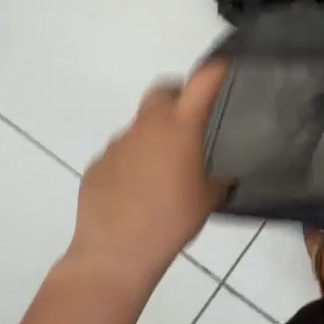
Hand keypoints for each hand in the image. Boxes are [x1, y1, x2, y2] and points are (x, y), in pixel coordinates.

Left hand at [68, 62, 228, 286]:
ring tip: (162, 172)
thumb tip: (221, 174)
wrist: (113, 255)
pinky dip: (131, 164)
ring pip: (139, 127)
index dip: (217, 70)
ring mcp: (117, 145)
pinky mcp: (96, 166)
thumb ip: (218, 176)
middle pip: (163, 90)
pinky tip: (137, 192)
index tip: (226, 67)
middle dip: (178, 97)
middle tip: (190, 121)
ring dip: (153, 137)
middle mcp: (147, 127)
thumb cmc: (171, 221)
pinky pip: (119, 155)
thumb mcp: (209, 198)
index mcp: (180, 128)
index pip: (203, 81)